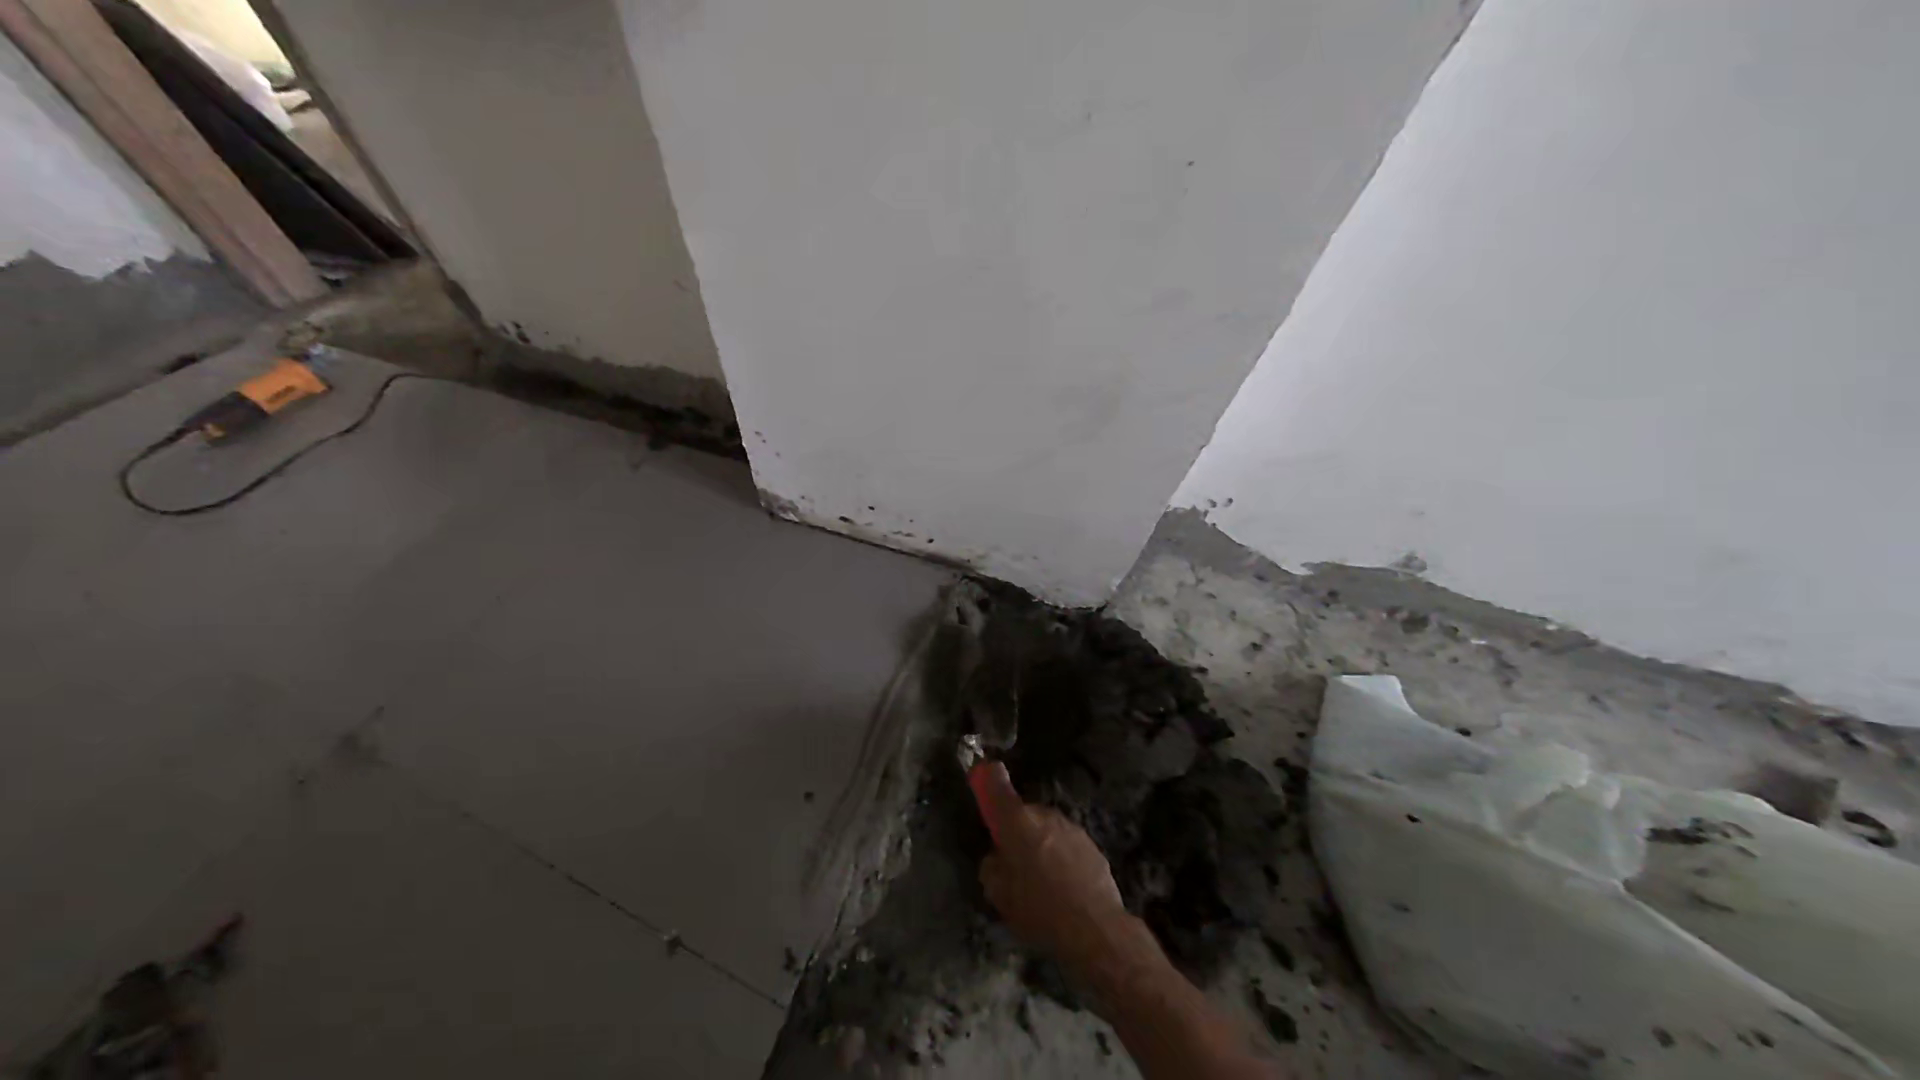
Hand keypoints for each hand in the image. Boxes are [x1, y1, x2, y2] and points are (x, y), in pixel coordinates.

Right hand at [974, 763, 1128, 967]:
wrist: (1094, 930)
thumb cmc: (1037, 910)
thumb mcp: (998, 895)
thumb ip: (992, 866)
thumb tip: (997, 857)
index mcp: (1016, 821)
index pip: (996, 784)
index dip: (987, 777)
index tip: (982, 774)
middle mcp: (1044, 815)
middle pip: (1024, 814)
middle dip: (1018, 831)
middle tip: (1014, 863)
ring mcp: (1072, 828)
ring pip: (1047, 830)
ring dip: (1041, 845)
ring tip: (1042, 882)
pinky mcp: (1093, 846)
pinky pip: (1067, 845)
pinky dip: (1062, 859)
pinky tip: (1064, 888)